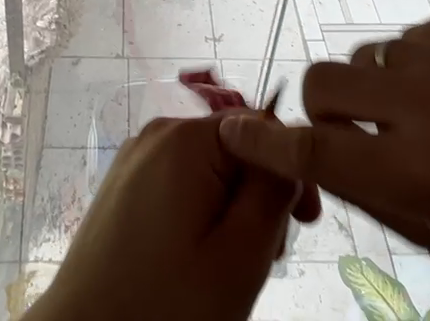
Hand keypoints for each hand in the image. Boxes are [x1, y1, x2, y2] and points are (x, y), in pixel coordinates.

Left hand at [30, 111, 313, 320]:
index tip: (305, 223)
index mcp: (185, 138)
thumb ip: (273, 192)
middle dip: (259, 195)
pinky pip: (180, 184)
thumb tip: (288, 152)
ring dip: (232, 210)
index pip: (261, 125)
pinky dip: (202, 215)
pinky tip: (198, 260)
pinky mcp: (124, 186)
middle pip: (234, 146)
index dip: (290, 168)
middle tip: (265, 255)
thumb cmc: (166, 304)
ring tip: (229, 267)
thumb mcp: (240, 253)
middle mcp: (157, 134)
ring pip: (210, 169)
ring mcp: (136, 159)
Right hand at [218, 14, 429, 274]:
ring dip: (381, 86)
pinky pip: (411, 37)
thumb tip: (312, 154)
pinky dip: (421, 64)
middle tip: (355, 126)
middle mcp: (429, 107)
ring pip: (369, 56)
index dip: (265, 144)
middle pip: (323, 81)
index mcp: (422, 173)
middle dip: (322, 106)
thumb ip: (368, 191)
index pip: (314, 153)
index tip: (232, 132)